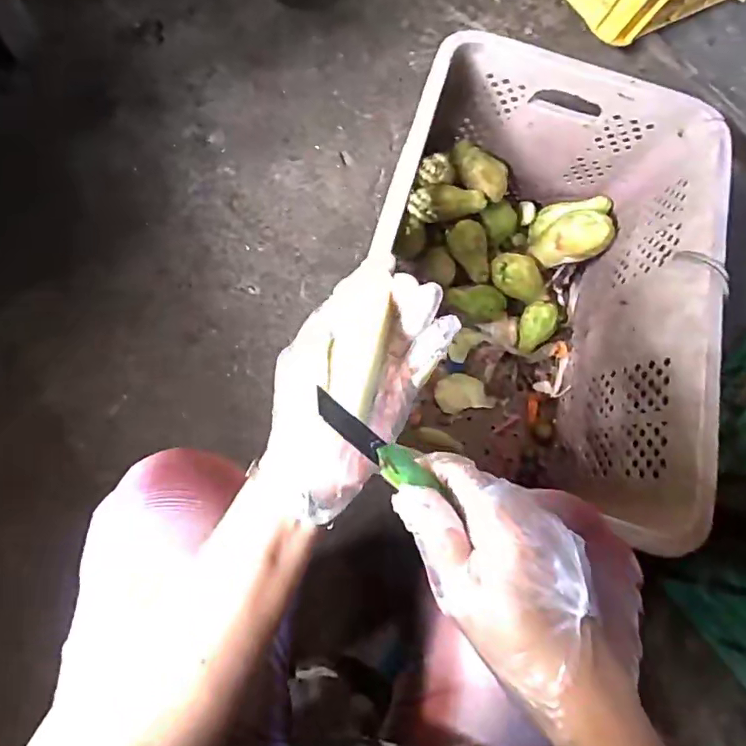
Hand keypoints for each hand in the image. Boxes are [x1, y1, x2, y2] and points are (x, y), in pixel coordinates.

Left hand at [256, 260, 459, 524]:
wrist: (310, 480)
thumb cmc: (300, 422)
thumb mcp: (305, 369)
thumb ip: (328, 334)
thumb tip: (349, 299)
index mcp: (326, 338)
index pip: (350, 299)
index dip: (369, 281)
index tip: (388, 265)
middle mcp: (357, 351)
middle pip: (383, 315)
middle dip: (400, 297)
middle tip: (416, 288)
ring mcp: (380, 374)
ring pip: (405, 337)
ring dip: (420, 317)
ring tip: (433, 298)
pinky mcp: (399, 397)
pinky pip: (418, 367)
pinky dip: (431, 348)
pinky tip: (445, 329)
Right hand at [390, 454, 642, 731]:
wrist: (584, 684)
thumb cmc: (511, 641)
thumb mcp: (459, 592)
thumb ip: (434, 534)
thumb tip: (409, 492)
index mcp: (502, 517)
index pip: (459, 469)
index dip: (429, 466)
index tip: (405, 473)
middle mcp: (532, 508)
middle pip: (482, 480)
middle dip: (451, 488)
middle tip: (425, 512)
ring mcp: (555, 523)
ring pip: (504, 497)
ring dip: (476, 504)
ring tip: (457, 535)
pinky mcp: (568, 540)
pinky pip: (524, 514)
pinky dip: (500, 519)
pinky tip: (494, 553)